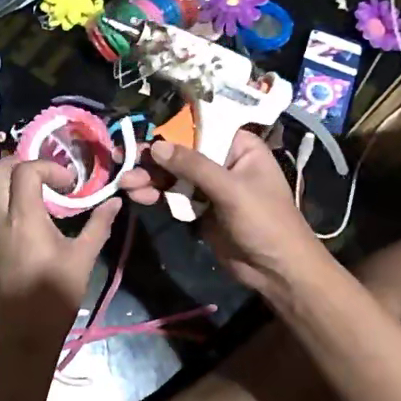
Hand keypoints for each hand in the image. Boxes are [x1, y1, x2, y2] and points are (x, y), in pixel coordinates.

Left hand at [0, 157, 122, 347]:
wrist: (24, 332)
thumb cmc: (55, 295)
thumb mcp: (83, 258)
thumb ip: (99, 225)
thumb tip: (115, 201)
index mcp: (24, 217)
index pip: (26, 170)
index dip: (49, 168)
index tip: (70, 183)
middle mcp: (1, 218)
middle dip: (24, 162)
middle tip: (51, 175)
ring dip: (17, 180)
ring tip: (47, 193)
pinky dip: (14, 198)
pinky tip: (39, 213)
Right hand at [118, 131, 329, 295]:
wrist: (277, 271)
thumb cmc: (266, 221)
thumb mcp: (231, 190)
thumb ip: (194, 166)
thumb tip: (157, 146)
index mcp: (240, 147)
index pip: (201, 129)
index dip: (170, 130)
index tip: (141, 133)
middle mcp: (224, 161)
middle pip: (182, 153)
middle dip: (153, 158)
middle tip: (123, 159)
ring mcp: (211, 187)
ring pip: (174, 176)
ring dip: (149, 178)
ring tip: (125, 183)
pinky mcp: (201, 210)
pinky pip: (174, 197)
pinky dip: (156, 195)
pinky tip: (137, 196)